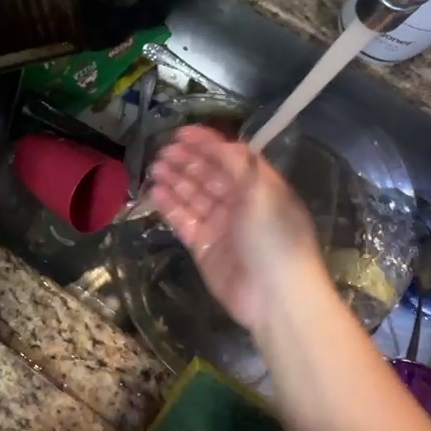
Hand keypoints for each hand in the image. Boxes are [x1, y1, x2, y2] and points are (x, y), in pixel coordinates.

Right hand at [149, 125, 327, 330]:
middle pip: (209, 175)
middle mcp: (241, 203)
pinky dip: (170, 206)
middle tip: (162, 151)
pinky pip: (184, 220)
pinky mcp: (204, 247)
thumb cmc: (274, 237)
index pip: (230, 158)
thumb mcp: (262, 191)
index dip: (207, 143)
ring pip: (193, 196)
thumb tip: (221, 143)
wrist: (276, 297)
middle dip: (187, 160)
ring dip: (175, 180)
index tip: (180, 133)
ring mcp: (221, 226)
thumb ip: (239, 164)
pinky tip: (155, 192)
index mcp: (260, 187)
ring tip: (154, 167)